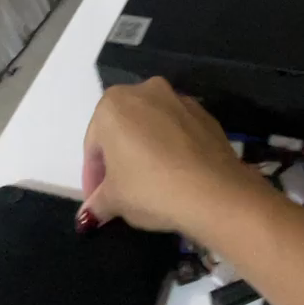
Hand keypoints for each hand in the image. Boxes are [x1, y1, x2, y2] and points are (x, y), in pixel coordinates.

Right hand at [80, 77, 270, 237]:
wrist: (213, 190)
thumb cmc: (150, 188)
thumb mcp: (114, 200)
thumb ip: (97, 201)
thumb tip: (90, 213)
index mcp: (113, 104)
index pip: (93, 145)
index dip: (92, 177)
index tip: (96, 202)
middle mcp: (145, 91)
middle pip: (122, 129)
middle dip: (117, 159)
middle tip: (117, 193)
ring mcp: (178, 99)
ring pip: (150, 126)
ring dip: (144, 150)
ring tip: (147, 184)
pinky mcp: (203, 113)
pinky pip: (176, 130)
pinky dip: (170, 148)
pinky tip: (173, 174)